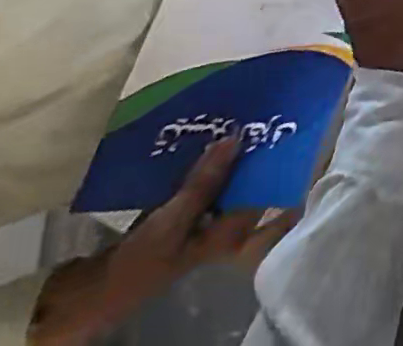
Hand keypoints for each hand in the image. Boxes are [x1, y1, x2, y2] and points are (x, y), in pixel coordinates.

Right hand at [30, 138, 294, 344]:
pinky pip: (210, 180)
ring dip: (239, 155)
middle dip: (266, 155)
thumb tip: (237, 138)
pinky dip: (213, 161)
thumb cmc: (143, 260)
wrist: (97, 288)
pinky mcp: (189, 211)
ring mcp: (210, 217)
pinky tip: (213, 134)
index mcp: (235, 231)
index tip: (305, 136)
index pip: (275, 198)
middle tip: (276, 115)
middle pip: (258, 184)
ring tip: (251, 115)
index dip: (291, 170)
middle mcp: (230, 224)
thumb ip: (206, 181)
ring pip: (235, 179)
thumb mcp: (175, 220)